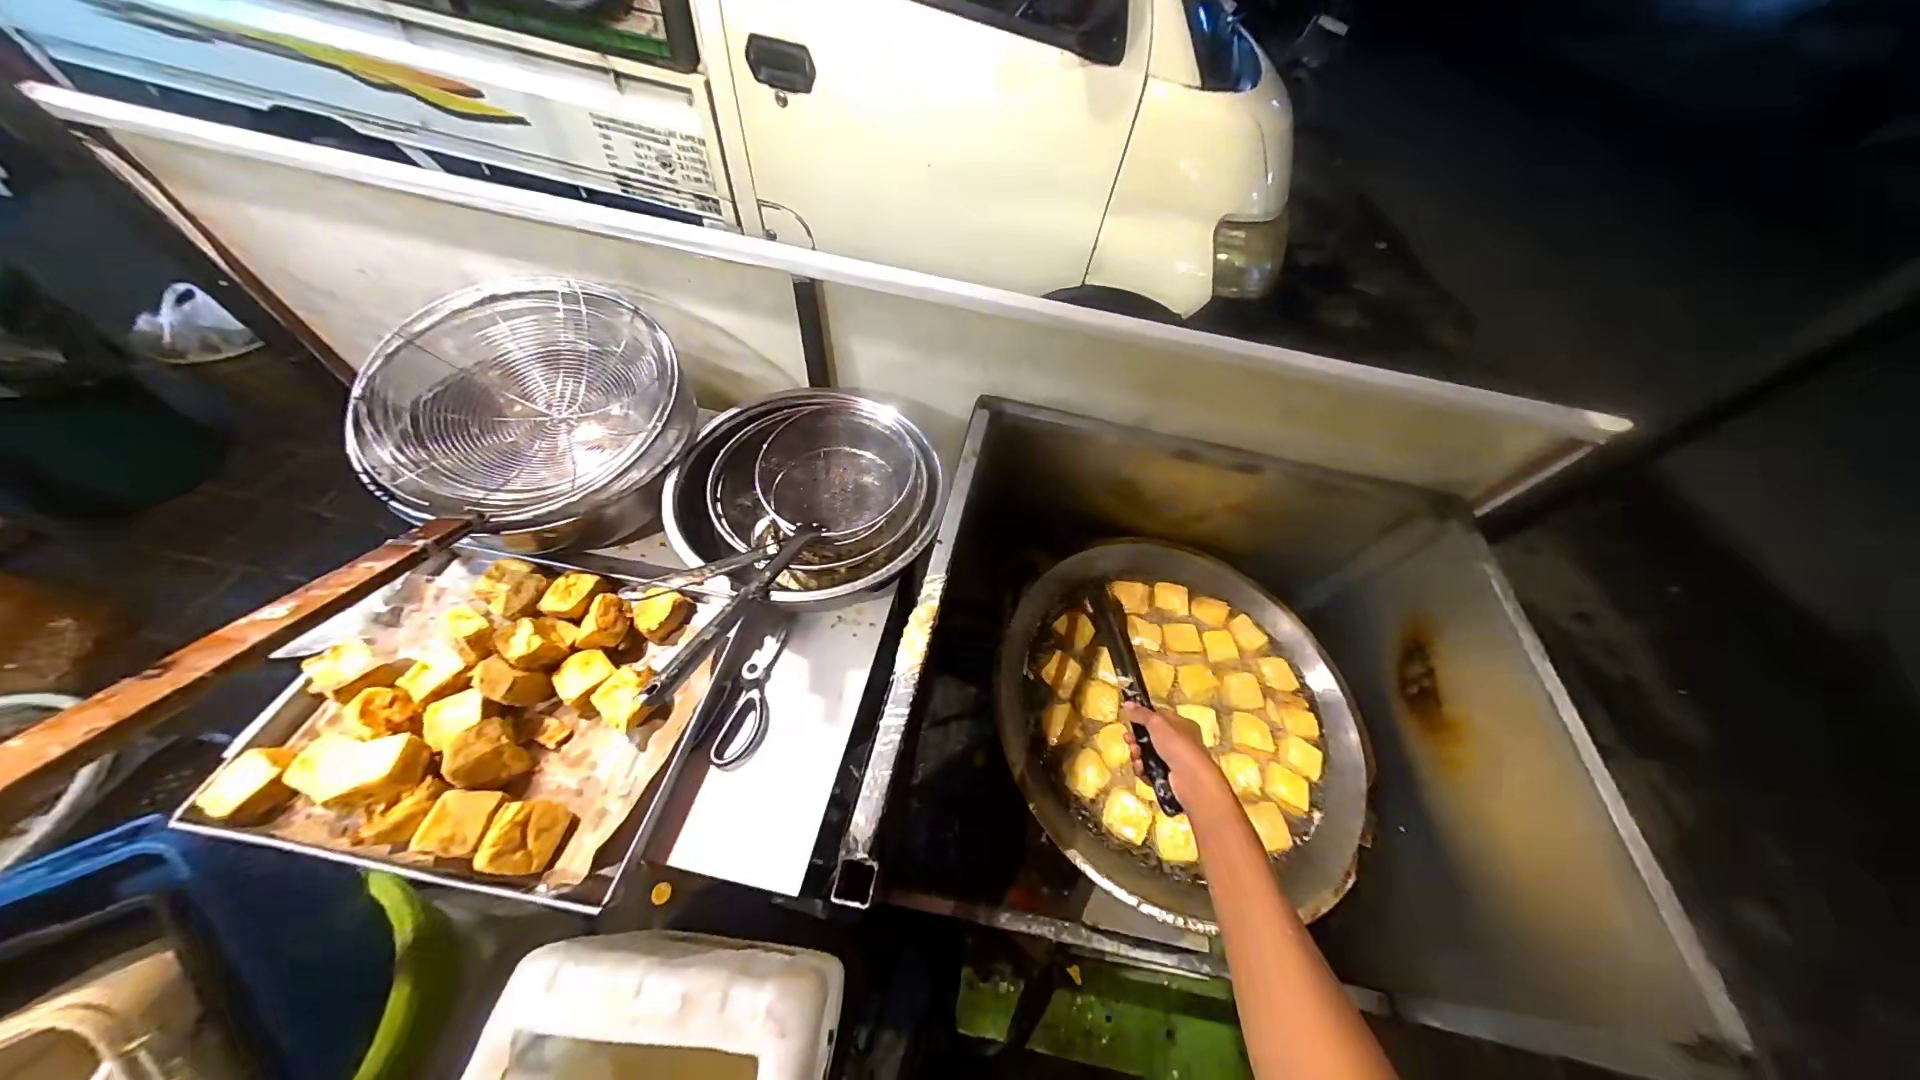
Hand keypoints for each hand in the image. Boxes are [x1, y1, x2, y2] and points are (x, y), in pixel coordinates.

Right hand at [1122, 702, 1230, 809]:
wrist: (1191, 779)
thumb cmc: (1177, 744)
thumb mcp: (1157, 723)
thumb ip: (1141, 713)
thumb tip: (1127, 703)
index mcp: (1182, 725)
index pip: (1160, 716)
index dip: (1144, 716)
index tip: (1130, 717)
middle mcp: (1179, 742)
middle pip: (1150, 736)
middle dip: (1136, 737)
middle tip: (1128, 739)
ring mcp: (1173, 761)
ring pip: (1147, 754)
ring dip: (1137, 753)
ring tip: (1136, 755)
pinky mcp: (1167, 777)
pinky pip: (1149, 770)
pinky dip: (1142, 769)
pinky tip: (1140, 768)